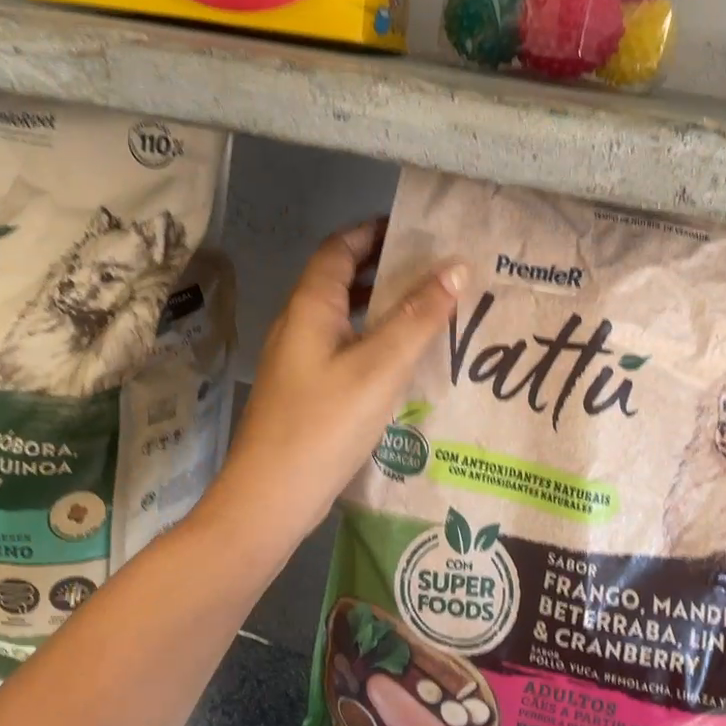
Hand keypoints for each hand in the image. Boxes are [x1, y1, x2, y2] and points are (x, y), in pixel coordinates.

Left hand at [200, 220, 466, 544]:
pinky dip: (372, 338)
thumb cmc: (324, 424)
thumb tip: (456, 267)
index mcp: (310, 306)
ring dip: (381, 304)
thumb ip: (418, 317)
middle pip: (341, 279)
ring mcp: (298, 359)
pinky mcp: (304, 390)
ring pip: (344, 315)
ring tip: (429, 308)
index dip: (373, 231)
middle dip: (384, 267)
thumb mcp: (380, 366)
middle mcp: (299, 324)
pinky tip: (402, 360)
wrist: (269, 497)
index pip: (339, 249)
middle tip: (434, 267)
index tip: (415, 227)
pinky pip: (343, 346)